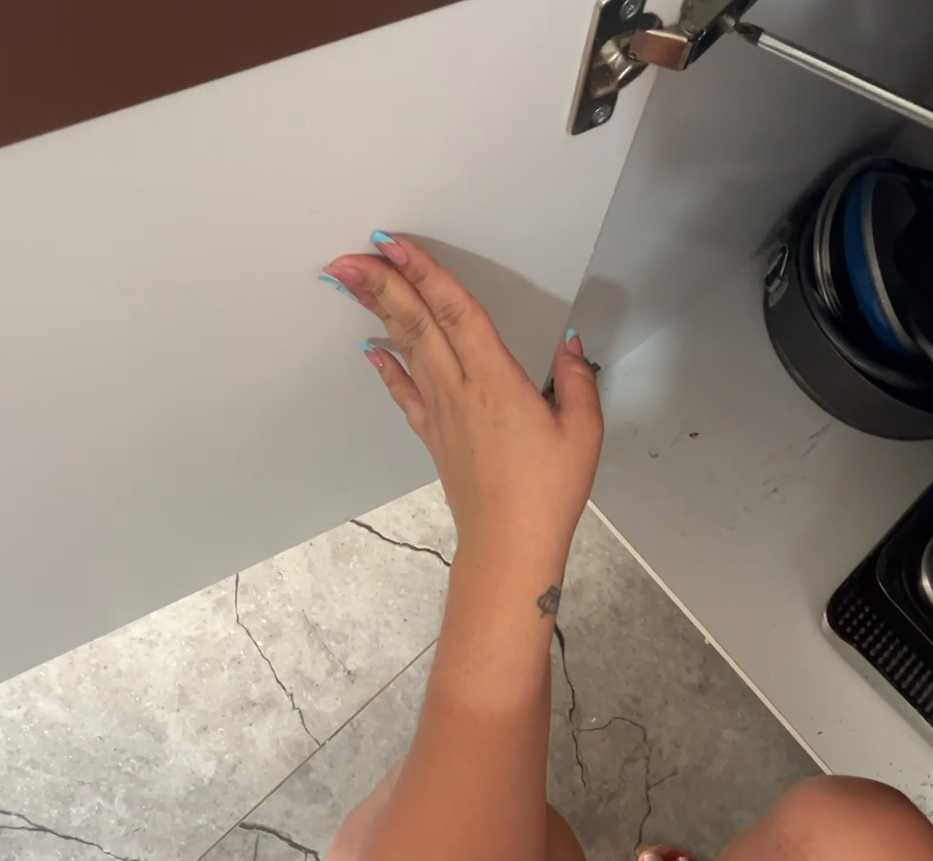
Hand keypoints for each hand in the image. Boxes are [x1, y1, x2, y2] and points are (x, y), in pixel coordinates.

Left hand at [322, 234, 602, 572]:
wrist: (509, 542)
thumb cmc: (547, 490)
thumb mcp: (582, 431)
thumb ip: (576, 380)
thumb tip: (570, 344)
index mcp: (496, 380)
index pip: (456, 311)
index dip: (425, 273)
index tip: (395, 245)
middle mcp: (460, 390)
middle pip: (417, 324)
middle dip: (382, 284)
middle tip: (350, 255)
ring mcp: (441, 414)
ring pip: (406, 351)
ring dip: (379, 313)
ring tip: (351, 285)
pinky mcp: (435, 437)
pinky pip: (405, 394)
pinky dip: (387, 368)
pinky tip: (371, 349)